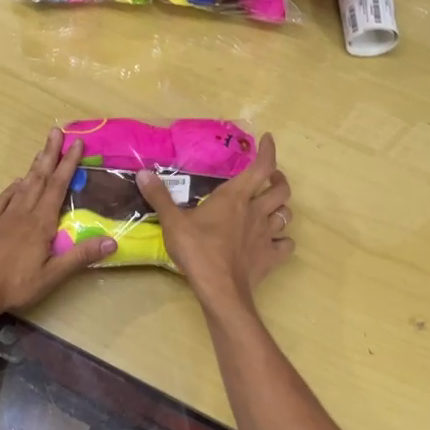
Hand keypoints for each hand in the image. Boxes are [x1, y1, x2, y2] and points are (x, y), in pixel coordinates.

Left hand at [0, 130, 115, 317]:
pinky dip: (12, 188)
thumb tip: (112, 241)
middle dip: (50, 154)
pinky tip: (16, 183)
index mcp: (40, 223)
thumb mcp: (53, 275)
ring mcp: (3, 218)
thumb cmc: (16, 285)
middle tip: (56, 131)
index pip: (58, 187)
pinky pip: (3, 199)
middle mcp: (22, 213)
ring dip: (34, 167)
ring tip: (41, 151)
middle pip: (39, 178)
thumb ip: (81, 257)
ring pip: (22, 186)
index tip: (76, 143)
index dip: (68, 164)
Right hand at [135, 133, 292, 305]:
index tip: (267, 140)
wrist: (220, 289)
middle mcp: (256, 211)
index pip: (261, 166)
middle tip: (270, 179)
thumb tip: (143, 173)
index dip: (268, 151)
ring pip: (286, 216)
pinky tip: (275, 243)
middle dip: (279, 180)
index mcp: (236, 197)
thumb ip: (160, 197)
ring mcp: (267, 235)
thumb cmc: (198, 251)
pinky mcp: (271, 258)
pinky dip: (284, 241)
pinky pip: (287, 246)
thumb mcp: (173, 222)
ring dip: (281, 209)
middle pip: (281, 190)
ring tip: (271, 208)